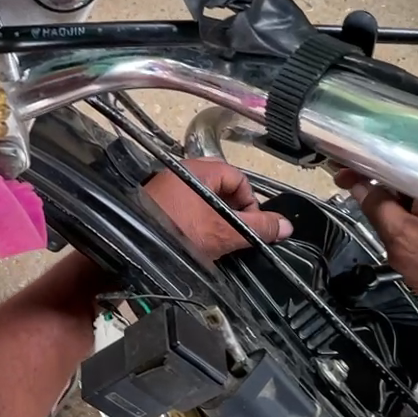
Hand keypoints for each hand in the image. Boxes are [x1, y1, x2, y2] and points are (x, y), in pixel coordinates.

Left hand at [144, 159, 291, 258]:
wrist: (131, 247)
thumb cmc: (179, 232)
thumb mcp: (224, 231)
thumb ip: (257, 227)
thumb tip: (286, 225)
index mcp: (200, 170)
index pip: (238, 178)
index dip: (251, 202)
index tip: (253, 225)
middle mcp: (181, 172)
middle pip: (220, 187)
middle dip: (233, 211)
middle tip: (236, 233)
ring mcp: (165, 187)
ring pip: (202, 200)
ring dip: (214, 218)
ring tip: (216, 240)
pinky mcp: (153, 204)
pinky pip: (183, 207)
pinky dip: (194, 222)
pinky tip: (194, 241)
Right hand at [335, 169, 417, 335]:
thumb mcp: (402, 240)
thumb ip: (376, 208)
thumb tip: (359, 186)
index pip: (390, 158)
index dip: (360, 164)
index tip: (339, 173)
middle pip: (405, 173)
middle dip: (379, 186)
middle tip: (356, 199)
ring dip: (399, 205)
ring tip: (388, 231)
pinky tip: (413, 237)